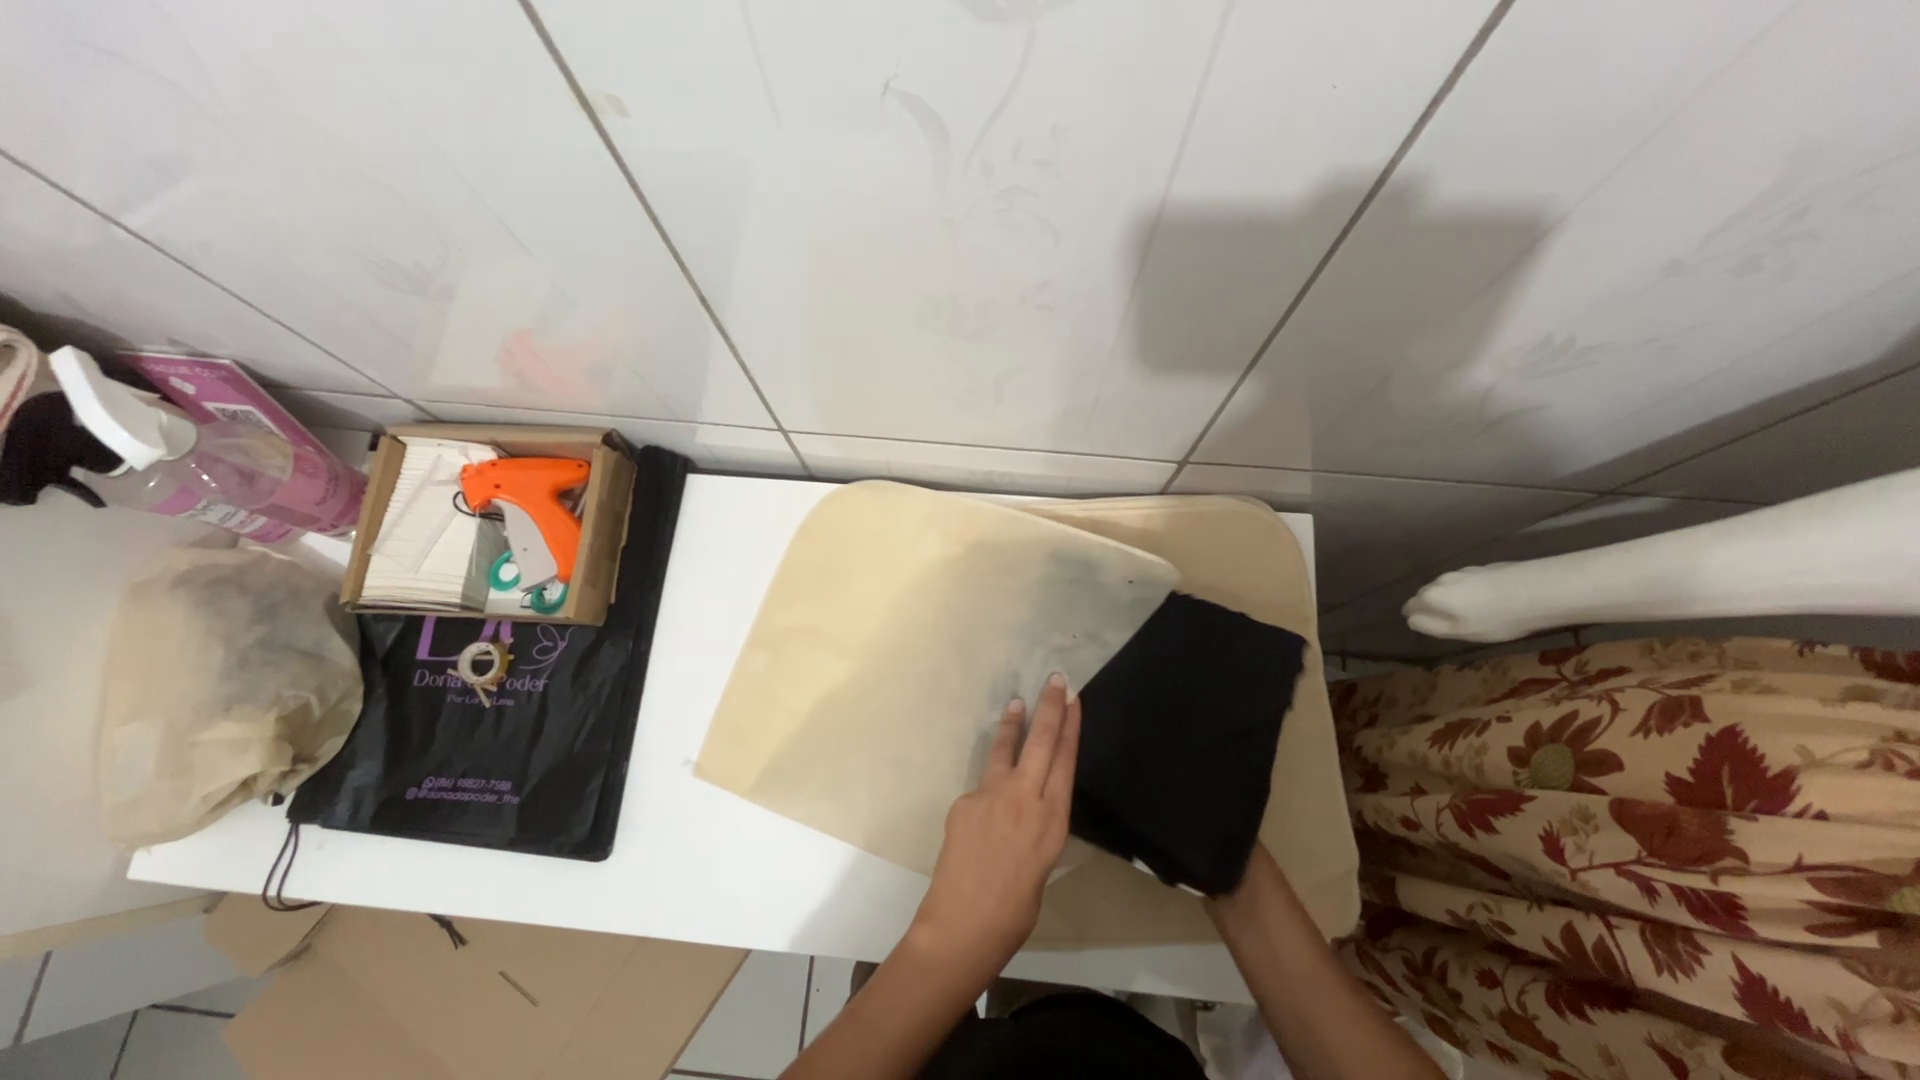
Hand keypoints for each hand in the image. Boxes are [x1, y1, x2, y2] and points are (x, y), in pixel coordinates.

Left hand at [907, 673, 1081, 980]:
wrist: (965, 924)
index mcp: (1053, 819)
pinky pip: (981, 789)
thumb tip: (1024, 814)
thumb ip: (1036, 830)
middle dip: (1049, 708)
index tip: (1073, 700)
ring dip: (1013, 726)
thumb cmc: (1014, 911)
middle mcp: (1025, 799)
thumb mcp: (1041, 865)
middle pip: (1041, 743)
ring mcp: (992, 796)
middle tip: (1054, 679)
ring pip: (1006, 752)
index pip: (1065, 760)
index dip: (1070, 727)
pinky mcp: (964, 802)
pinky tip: (984, 813)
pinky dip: (987, 790)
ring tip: (1017, 703)